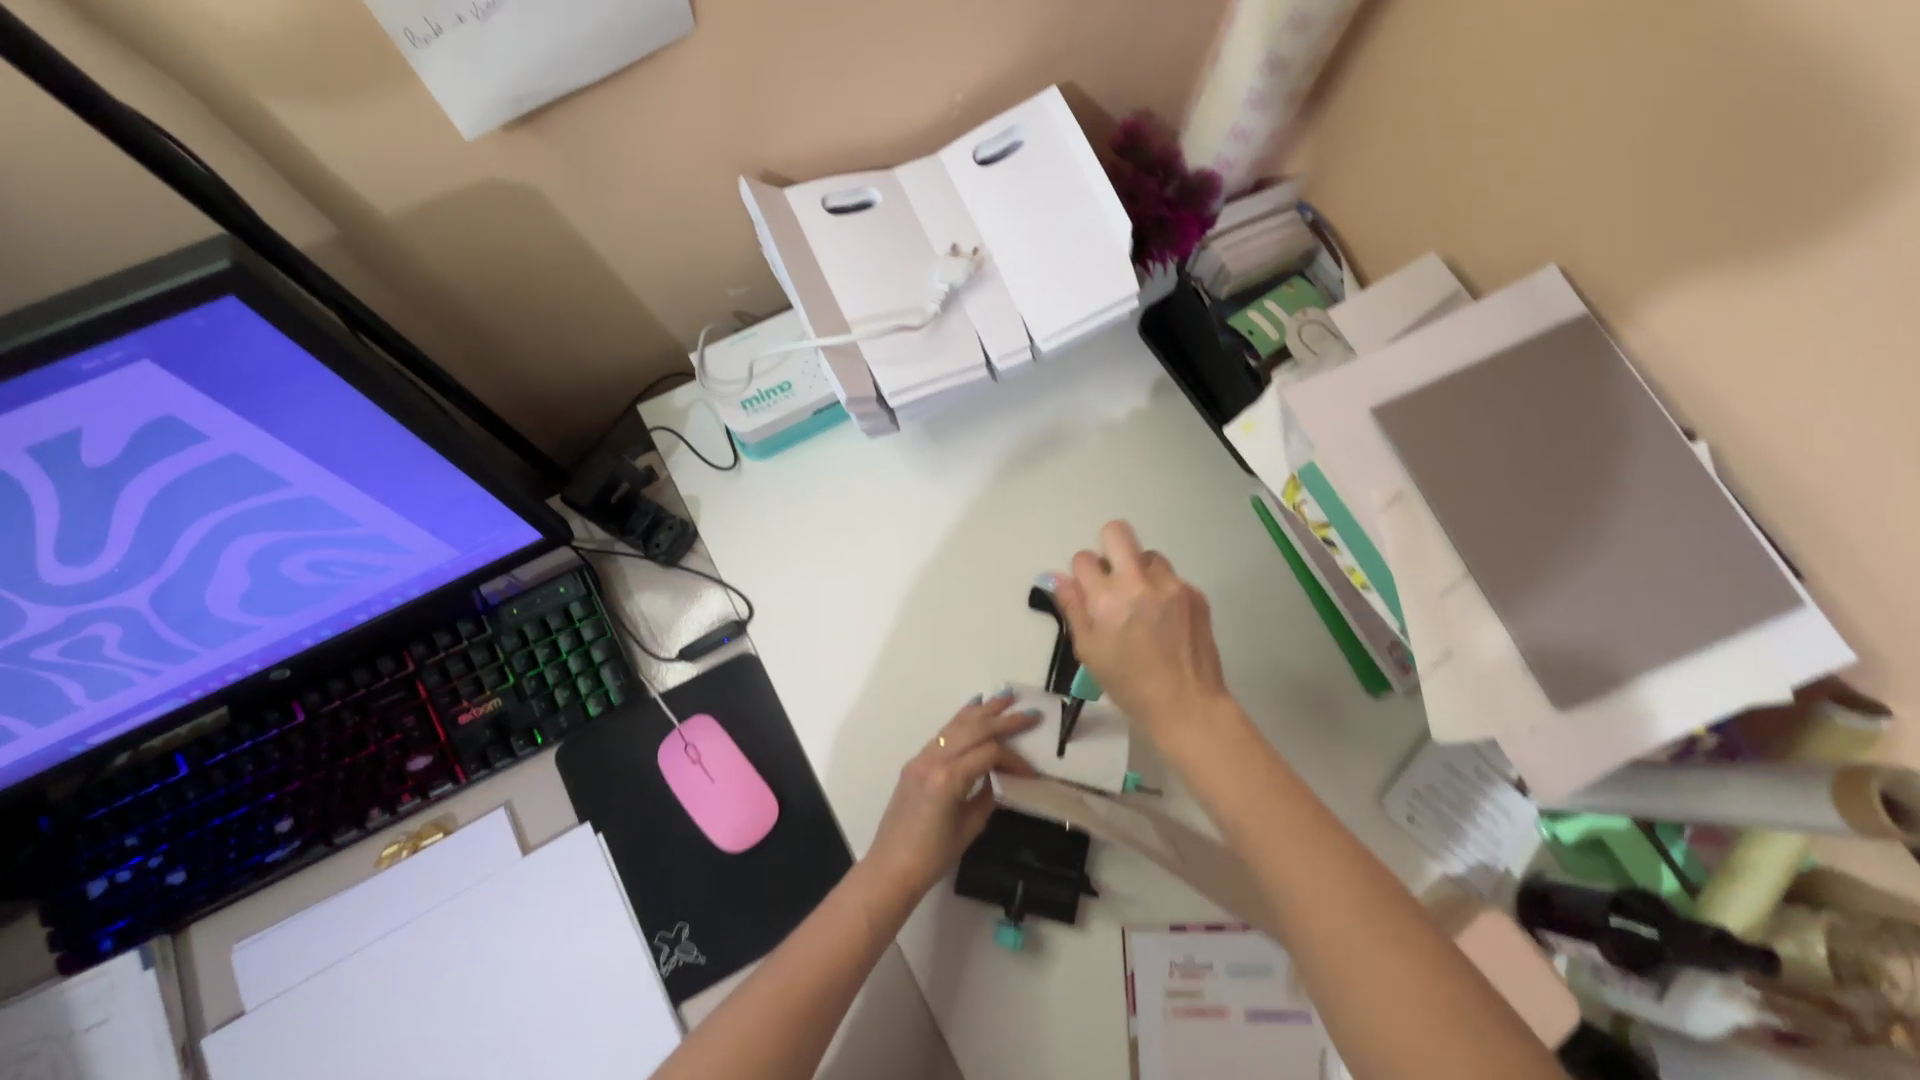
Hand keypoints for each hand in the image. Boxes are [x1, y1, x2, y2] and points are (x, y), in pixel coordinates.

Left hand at [864, 692, 1040, 898]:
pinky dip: (961, 720)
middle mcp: (933, 760)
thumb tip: (1003, 780)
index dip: (1015, 760)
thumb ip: (988, 797)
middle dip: (1003, 719)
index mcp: (948, 778)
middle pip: (974, 729)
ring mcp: (920, 758)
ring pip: (956, 725)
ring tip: (1005, 697)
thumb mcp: (969, 827)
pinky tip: (973, 710)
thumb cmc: (932, 857)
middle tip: (1029, 713)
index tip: (1031, 773)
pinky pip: (942, 734)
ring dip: (982, 711)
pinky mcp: (914, 763)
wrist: (890, 867)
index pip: (989, 753)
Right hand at [1052, 521, 1231, 741]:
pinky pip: (1171, 579)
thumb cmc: (1129, 684)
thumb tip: (1059, 579)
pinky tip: (1165, 622)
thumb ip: (1073, 609)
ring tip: (1142, 604)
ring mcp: (1171, 585)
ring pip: (1148, 556)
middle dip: (1108, 545)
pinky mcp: (1195, 593)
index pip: (1084, 559)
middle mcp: (1139, 583)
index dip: (1082, 573)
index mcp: (1106, 599)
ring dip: (1139, 571)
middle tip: (1111, 575)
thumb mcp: (1089, 651)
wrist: (1187, 704)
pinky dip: (1162, 592)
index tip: (1089, 591)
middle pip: (1117, 533)